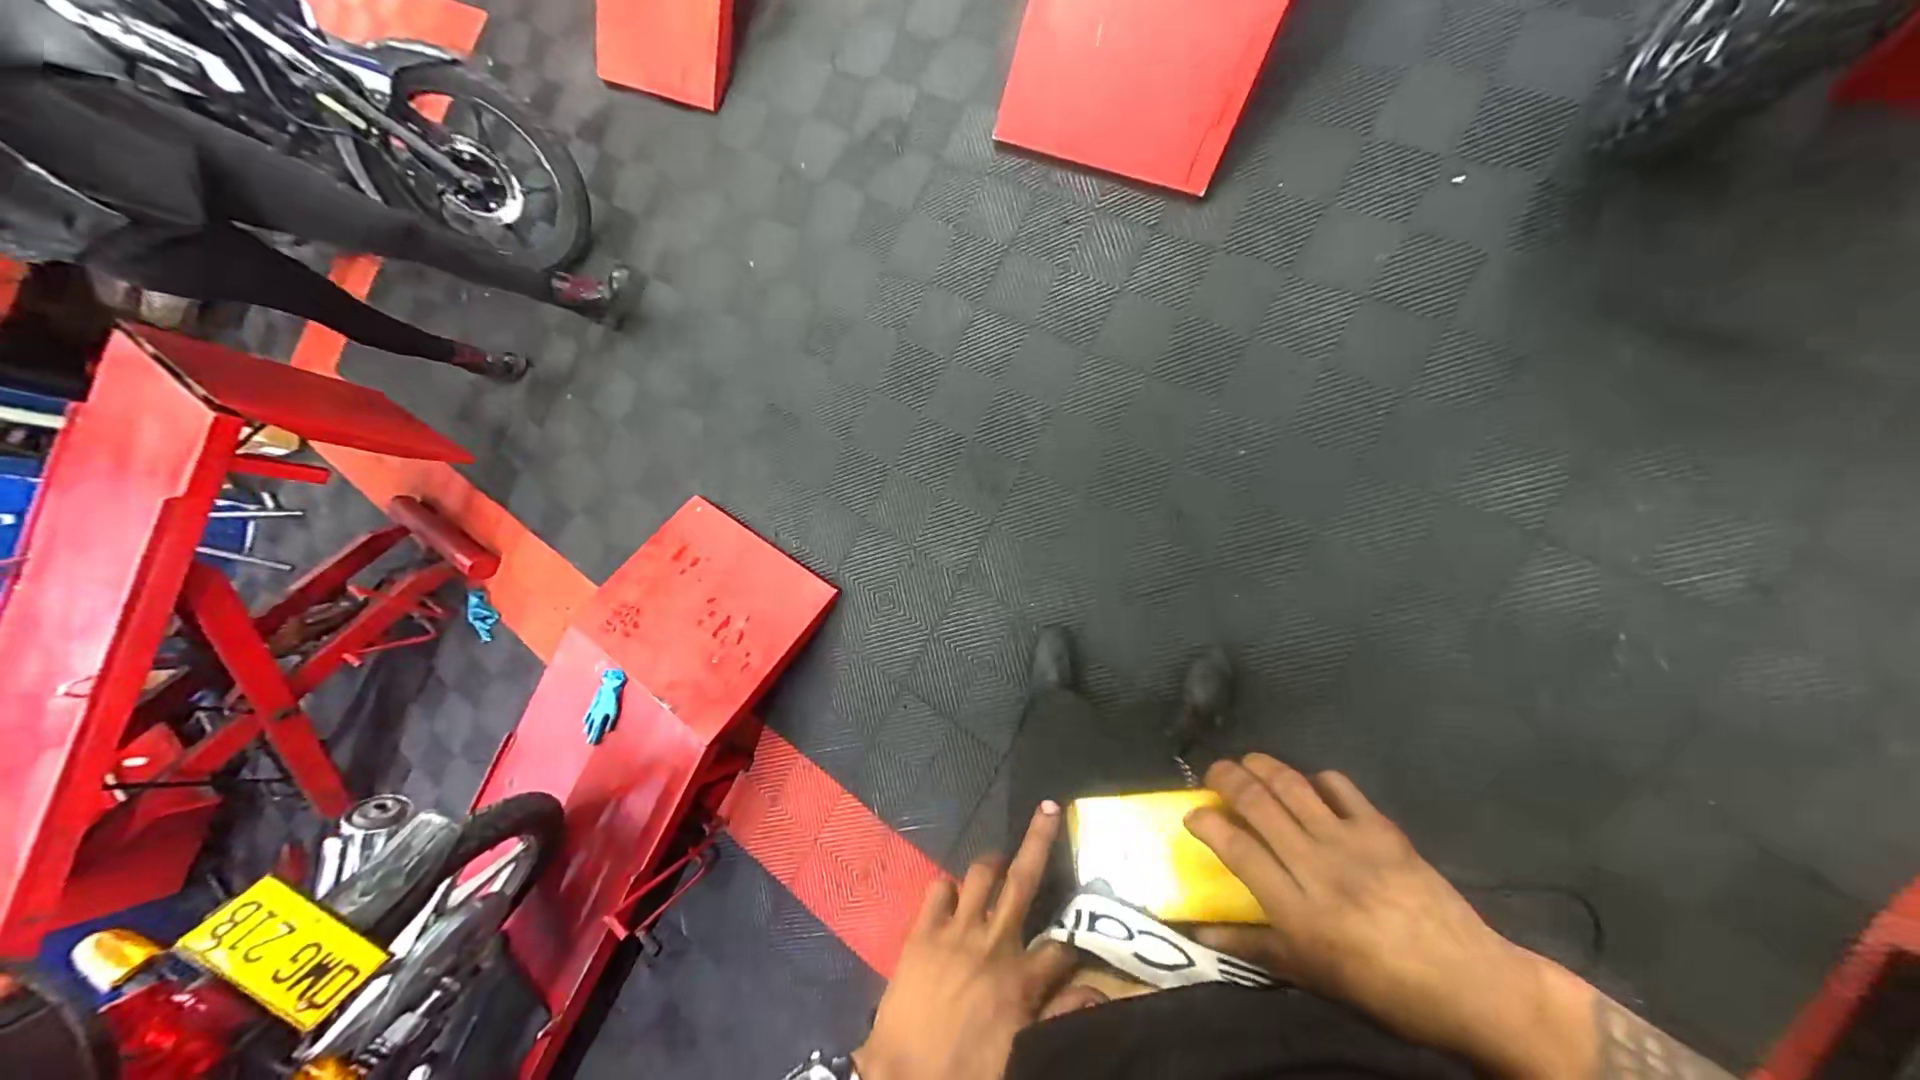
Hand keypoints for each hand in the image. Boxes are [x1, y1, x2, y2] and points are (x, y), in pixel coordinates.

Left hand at [854, 802, 1079, 1079]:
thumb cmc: (965, 1072)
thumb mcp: (1020, 1054)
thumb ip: (1057, 1018)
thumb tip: (1098, 995)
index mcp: (1021, 979)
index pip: (1060, 947)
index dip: (1071, 945)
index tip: (1073, 947)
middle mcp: (993, 942)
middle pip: (1025, 880)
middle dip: (1039, 840)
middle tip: (1047, 810)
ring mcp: (955, 931)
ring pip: (981, 874)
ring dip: (993, 863)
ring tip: (999, 863)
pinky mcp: (922, 931)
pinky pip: (939, 888)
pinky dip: (948, 887)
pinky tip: (952, 897)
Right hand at [1184, 755, 1593, 1079]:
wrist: (1471, 984)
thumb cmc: (1383, 989)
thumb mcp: (1313, 977)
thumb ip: (1253, 947)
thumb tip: (1199, 934)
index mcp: (1298, 909)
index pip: (1236, 848)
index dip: (1206, 822)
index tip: (1192, 814)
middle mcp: (1317, 866)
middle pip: (1258, 803)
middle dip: (1225, 779)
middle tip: (1212, 774)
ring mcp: (1352, 843)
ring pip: (1292, 785)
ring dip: (1261, 765)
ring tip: (1246, 762)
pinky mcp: (1383, 830)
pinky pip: (1340, 787)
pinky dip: (1316, 777)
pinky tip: (1309, 785)